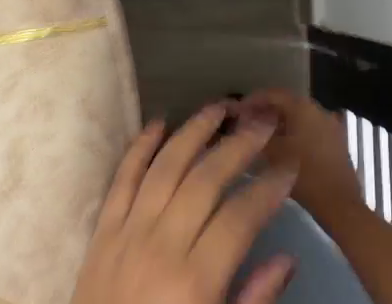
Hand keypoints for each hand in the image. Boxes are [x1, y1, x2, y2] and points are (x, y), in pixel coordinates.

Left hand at [71, 103, 298, 303]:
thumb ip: (254, 300)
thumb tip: (286, 258)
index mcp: (196, 281)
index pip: (239, 219)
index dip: (267, 189)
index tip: (289, 166)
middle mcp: (161, 245)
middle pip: (204, 181)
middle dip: (238, 146)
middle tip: (264, 121)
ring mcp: (127, 231)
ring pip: (164, 167)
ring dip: (193, 132)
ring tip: (220, 107)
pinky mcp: (102, 229)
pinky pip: (122, 177)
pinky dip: (140, 146)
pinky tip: (159, 122)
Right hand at [233, 90, 363, 223]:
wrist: (340, 205)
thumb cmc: (304, 175)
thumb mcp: (272, 152)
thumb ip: (255, 131)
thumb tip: (243, 119)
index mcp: (303, 107)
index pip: (272, 94)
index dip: (252, 100)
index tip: (237, 111)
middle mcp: (318, 110)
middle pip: (287, 103)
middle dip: (266, 111)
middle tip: (247, 122)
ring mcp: (331, 125)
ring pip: (299, 116)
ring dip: (281, 122)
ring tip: (262, 135)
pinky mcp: (336, 141)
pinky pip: (310, 128)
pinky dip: (295, 132)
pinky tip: (284, 146)